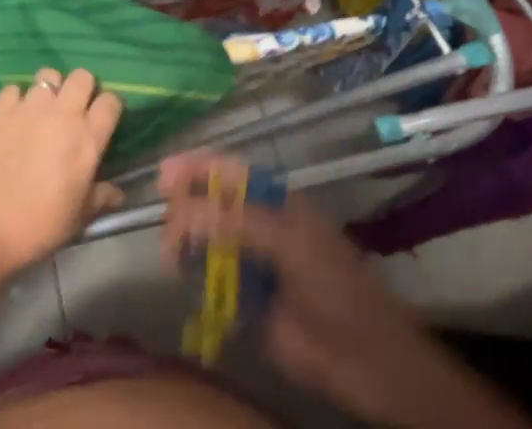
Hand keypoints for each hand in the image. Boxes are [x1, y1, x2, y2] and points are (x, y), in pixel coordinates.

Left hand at [0, 67, 124, 275]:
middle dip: (83, 87)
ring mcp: (29, 110)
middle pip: (81, 77)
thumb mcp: (81, 215)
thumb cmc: (43, 223)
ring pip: (47, 76)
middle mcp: (61, 115)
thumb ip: (101, 196)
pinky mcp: (1, 112)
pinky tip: (16, 114)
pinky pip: (13, 89)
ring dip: (50, 89)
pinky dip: (17, 97)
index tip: (105, 118)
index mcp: (87, 139)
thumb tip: (117, 193)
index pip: (111, 102)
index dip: (110, 106)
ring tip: (45, 108)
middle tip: (76, 107)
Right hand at [160, 151, 531, 428]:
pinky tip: (180, 276)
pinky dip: (190, 275)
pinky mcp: (240, 300)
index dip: (195, 168)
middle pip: (207, 203)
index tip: (163, 176)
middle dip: (183, 209)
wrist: (367, 363)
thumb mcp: (290, 244)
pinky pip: (206, 280)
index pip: (228, 172)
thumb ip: (237, 222)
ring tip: (172, 259)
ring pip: (201, 240)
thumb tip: (183, 209)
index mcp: (276, 204)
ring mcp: (248, 263)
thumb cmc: (337, 290)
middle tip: (170, 232)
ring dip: (181, 243)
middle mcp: (258, 227)